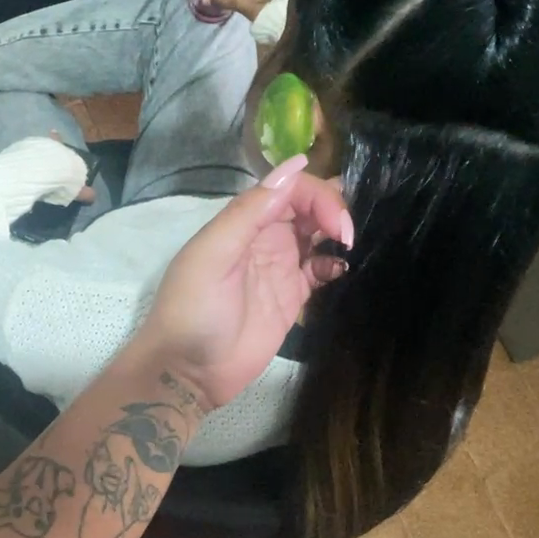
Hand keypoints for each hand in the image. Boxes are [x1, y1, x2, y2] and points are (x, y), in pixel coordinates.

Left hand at [123, 154, 351, 407]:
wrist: (189, 371)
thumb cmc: (194, 311)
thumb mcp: (213, 255)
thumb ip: (249, 212)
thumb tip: (295, 166)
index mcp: (241, 223)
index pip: (288, 190)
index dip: (317, 196)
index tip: (336, 223)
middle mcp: (262, 239)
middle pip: (307, 207)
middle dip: (333, 209)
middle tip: (347, 234)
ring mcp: (278, 268)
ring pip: (317, 234)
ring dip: (337, 232)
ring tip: (350, 246)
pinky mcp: (291, 298)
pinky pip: (320, 270)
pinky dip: (335, 264)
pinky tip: (340, 270)